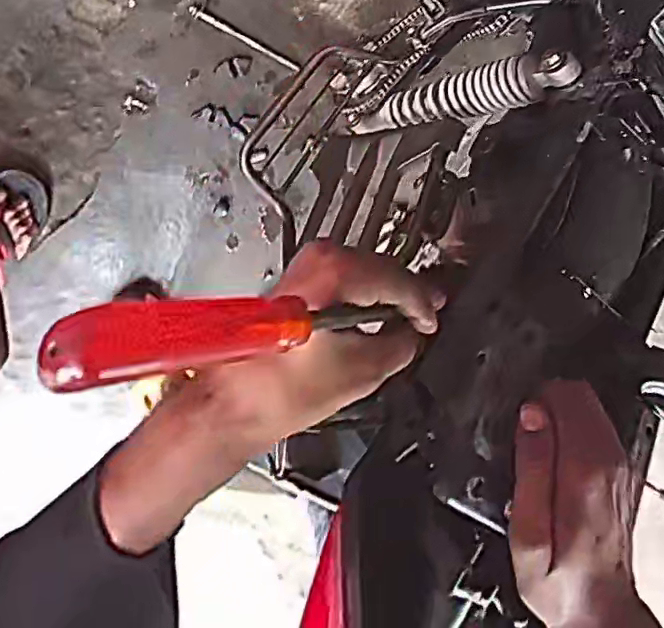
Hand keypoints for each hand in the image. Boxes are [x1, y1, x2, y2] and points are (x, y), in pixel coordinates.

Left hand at [191, 241, 443, 455]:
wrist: (230, 403)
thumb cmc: (274, 392)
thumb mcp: (359, 371)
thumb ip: (400, 345)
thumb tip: (412, 335)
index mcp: (334, 273)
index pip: (396, 280)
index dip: (422, 302)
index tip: (433, 317)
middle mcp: (318, 259)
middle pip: (382, 268)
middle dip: (407, 292)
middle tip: (430, 310)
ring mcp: (305, 266)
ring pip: (365, 271)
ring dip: (388, 292)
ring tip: (409, 313)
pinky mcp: (297, 279)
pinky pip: (345, 278)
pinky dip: (365, 293)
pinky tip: (378, 312)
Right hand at [511, 381, 655, 627]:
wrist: (599, 609)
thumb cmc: (559, 578)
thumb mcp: (527, 532)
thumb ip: (530, 466)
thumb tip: (531, 416)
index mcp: (585, 470)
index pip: (567, 395)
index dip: (538, 399)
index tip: (523, 424)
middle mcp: (610, 460)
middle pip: (581, 393)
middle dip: (549, 401)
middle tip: (529, 434)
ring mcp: (621, 464)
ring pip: (590, 405)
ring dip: (561, 412)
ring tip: (541, 447)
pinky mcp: (623, 470)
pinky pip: (596, 424)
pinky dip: (574, 425)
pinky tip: (558, 455)